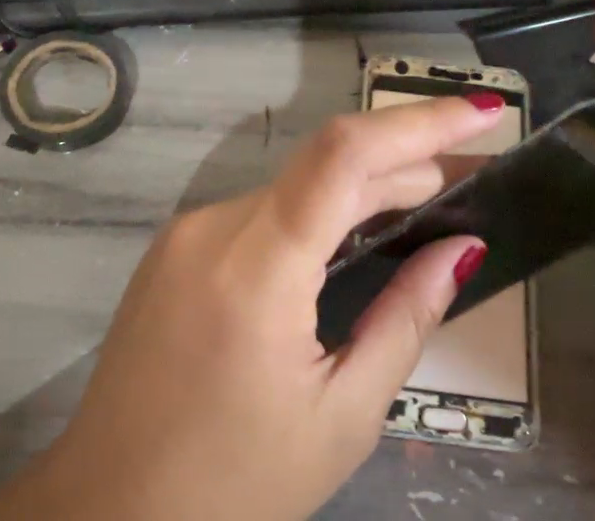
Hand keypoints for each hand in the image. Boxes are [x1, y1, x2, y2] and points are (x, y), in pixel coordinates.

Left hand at [0, 93, 503, 520]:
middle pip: (323, 166)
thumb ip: (406, 318)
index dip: (419, 121)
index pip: (344, 156)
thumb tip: (461, 247)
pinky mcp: (175, 249)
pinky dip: (316, 213)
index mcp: (255, 268)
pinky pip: (261, 212)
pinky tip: (355, 236)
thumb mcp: (342, 414)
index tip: (484, 112)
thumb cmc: (236, 483)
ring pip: (293, 186)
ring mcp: (186, 234)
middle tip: (474, 178)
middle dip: (405, 162)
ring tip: (428, 206)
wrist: (109, 510)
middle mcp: (213, 228)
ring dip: (362, 190)